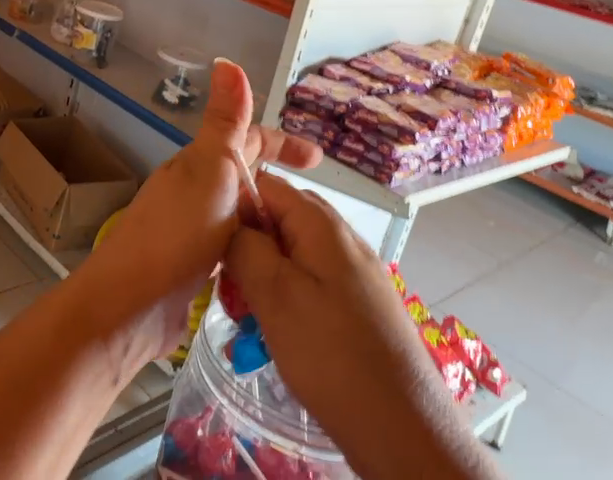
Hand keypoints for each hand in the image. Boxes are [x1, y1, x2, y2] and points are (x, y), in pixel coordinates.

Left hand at [76, 60, 320, 360]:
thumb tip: (226, 60)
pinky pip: (237, 253)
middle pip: (247, 179)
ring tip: (307, 245)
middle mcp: (196, 192)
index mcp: (200, 164)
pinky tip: (277, 273)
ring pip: (243, 217)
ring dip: (272, 225)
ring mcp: (194, 231)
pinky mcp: (196, 268)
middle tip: (323, 213)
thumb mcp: (208, 170)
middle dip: (283, 189)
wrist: (130, 303)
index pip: (247, 141)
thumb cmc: (175, 233)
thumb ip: (223, 122)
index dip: (282, 143)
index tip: (320, 159)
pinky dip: (258, 255)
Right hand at [224, 175, 500, 478]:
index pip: (267, 184)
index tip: (209, 241)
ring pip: (294, 254)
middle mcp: (344, 240)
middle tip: (226, 282)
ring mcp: (356, 274)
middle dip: (247, 243)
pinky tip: (276, 332)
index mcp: (323, 225)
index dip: (233, 203)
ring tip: (246, 314)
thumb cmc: (331, 355)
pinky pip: (312, 283)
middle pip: (281, 219)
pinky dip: (287, 298)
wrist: (403, 429)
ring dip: (264, 275)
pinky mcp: (361, 307)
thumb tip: (231, 221)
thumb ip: (245, 245)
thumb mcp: (274, 294)